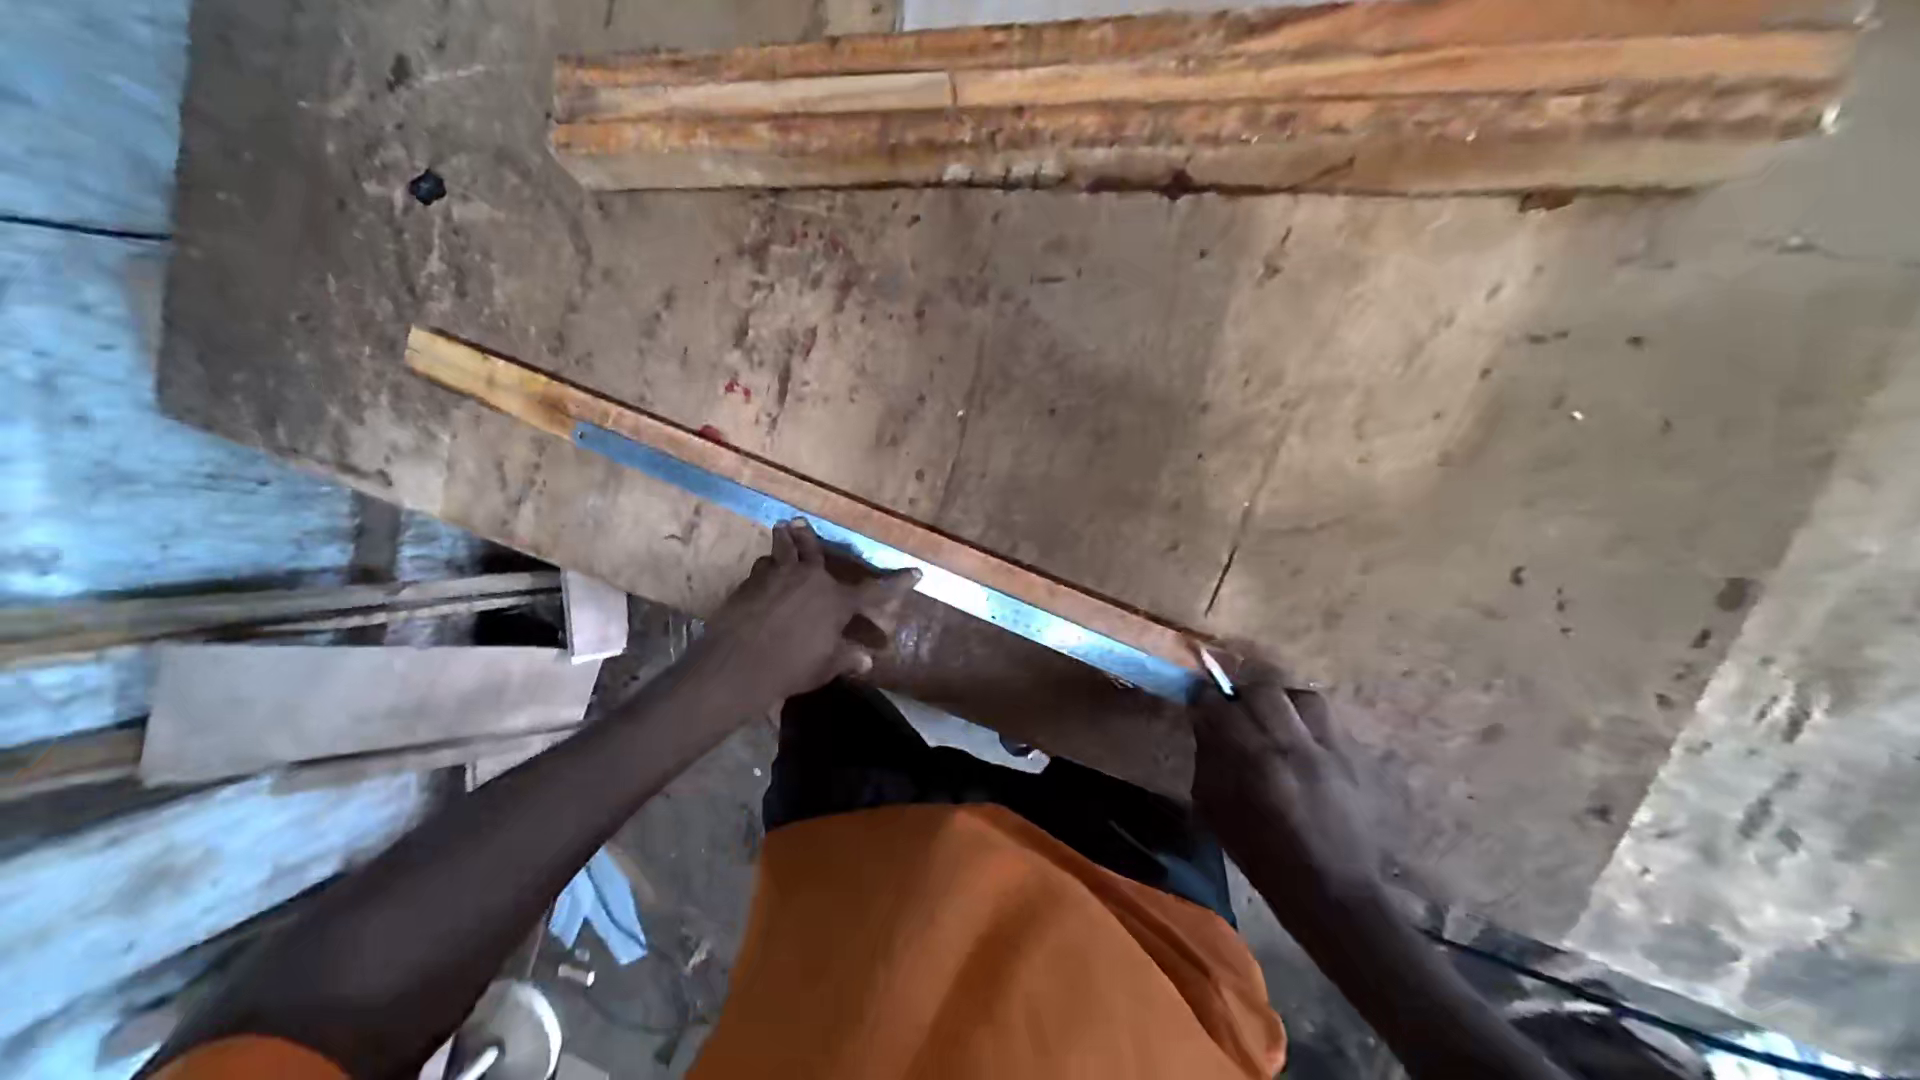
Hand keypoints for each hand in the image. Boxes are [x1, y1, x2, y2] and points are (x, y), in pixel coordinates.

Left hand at [701, 519, 919, 702]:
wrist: (738, 662)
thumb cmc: (791, 667)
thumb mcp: (825, 666)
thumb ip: (846, 658)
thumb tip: (866, 660)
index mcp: (836, 600)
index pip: (875, 591)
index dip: (897, 584)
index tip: (916, 572)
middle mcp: (811, 579)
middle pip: (814, 550)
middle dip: (810, 536)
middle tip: (803, 520)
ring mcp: (779, 576)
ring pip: (784, 549)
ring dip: (785, 538)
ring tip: (782, 527)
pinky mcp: (752, 582)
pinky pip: (763, 566)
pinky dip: (766, 565)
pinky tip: (763, 568)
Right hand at [1192, 660, 1382, 901]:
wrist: (1334, 891)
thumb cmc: (1263, 855)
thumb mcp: (1215, 809)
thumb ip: (1208, 758)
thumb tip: (1205, 724)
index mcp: (1254, 761)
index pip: (1220, 706)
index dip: (1205, 701)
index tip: (1200, 705)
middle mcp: (1294, 745)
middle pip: (1263, 690)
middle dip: (1243, 696)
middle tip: (1236, 712)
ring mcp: (1331, 748)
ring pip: (1302, 697)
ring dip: (1280, 703)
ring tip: (1272, 721)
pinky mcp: (1358, 757)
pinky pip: (1328, 719)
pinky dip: (1308, 721)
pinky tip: (1300, 740)